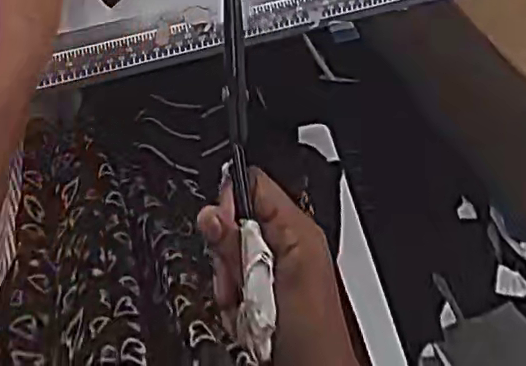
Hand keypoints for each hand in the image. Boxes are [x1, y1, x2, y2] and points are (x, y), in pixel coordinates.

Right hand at [199, 170, 359, 365]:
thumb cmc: (314, 343)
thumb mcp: (272, 282)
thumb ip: (240, 243)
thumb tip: (211, 212)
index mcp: (296, 227)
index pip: (249, 182)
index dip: (228, 202)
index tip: (222, 231)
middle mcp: (288, 241)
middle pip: (234, 218)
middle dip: (225, 251)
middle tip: (237, 279)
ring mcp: (276, 267)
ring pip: (230, 251)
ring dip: (228, 280)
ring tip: (244, 304)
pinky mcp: (267, 291)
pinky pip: (235, 278)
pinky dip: (232, 298)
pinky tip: (245, 314)